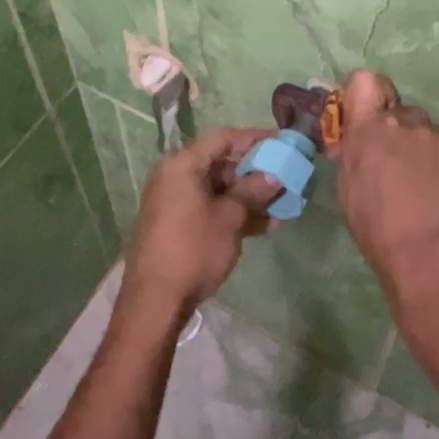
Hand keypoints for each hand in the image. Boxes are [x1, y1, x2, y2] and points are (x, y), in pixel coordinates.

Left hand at [124, 127, 282, 316]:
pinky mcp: (175, 223)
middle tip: (283, 179)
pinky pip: (208, 207)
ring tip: (279, 208)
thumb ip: (252, 191)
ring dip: (247, 196)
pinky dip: (232, 212)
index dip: (253, 138)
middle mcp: (174, 175)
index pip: (222, 138)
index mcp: (182, 164)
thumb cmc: (193, 249)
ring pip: (217, 188)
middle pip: (219, 163)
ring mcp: (173, 201)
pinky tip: (262, 228)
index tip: (281, 143)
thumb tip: (273, 175)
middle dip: (253, 172)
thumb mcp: (230, 218)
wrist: (155, 300)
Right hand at [336, 70, 438, 282]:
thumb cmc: (378, 230)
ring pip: (431, 134)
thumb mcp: (350, 191)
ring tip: (433, 188)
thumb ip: (355, 157)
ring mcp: (436, 133)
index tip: (373, 114)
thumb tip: (358, 146)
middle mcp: (401, 122)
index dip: (370, 93)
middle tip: (406, 169)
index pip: (365, 82)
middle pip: (403, 114)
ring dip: (430, 152)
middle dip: (404, 135)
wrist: (429, 254)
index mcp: (366, 131)